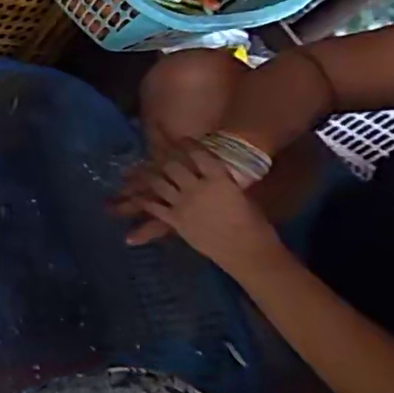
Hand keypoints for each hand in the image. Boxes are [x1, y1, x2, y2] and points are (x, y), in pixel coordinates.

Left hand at [130, 141, 284, 269]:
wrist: (248, 253)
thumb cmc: (254, 224)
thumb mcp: (242, 195)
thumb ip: (222, 182)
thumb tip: (212, 173)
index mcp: (220, 180)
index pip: (200, 155)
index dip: (189, 145)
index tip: (182, 140)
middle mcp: (197, 188)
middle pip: (173, 165)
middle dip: (165, 157)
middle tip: (161, 153)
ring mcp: (183, 204)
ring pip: (159, 182)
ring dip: (152, 175)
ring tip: (148, 171)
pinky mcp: (175, 220)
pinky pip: (153, 206)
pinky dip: (144, 200)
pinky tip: (139, 195)